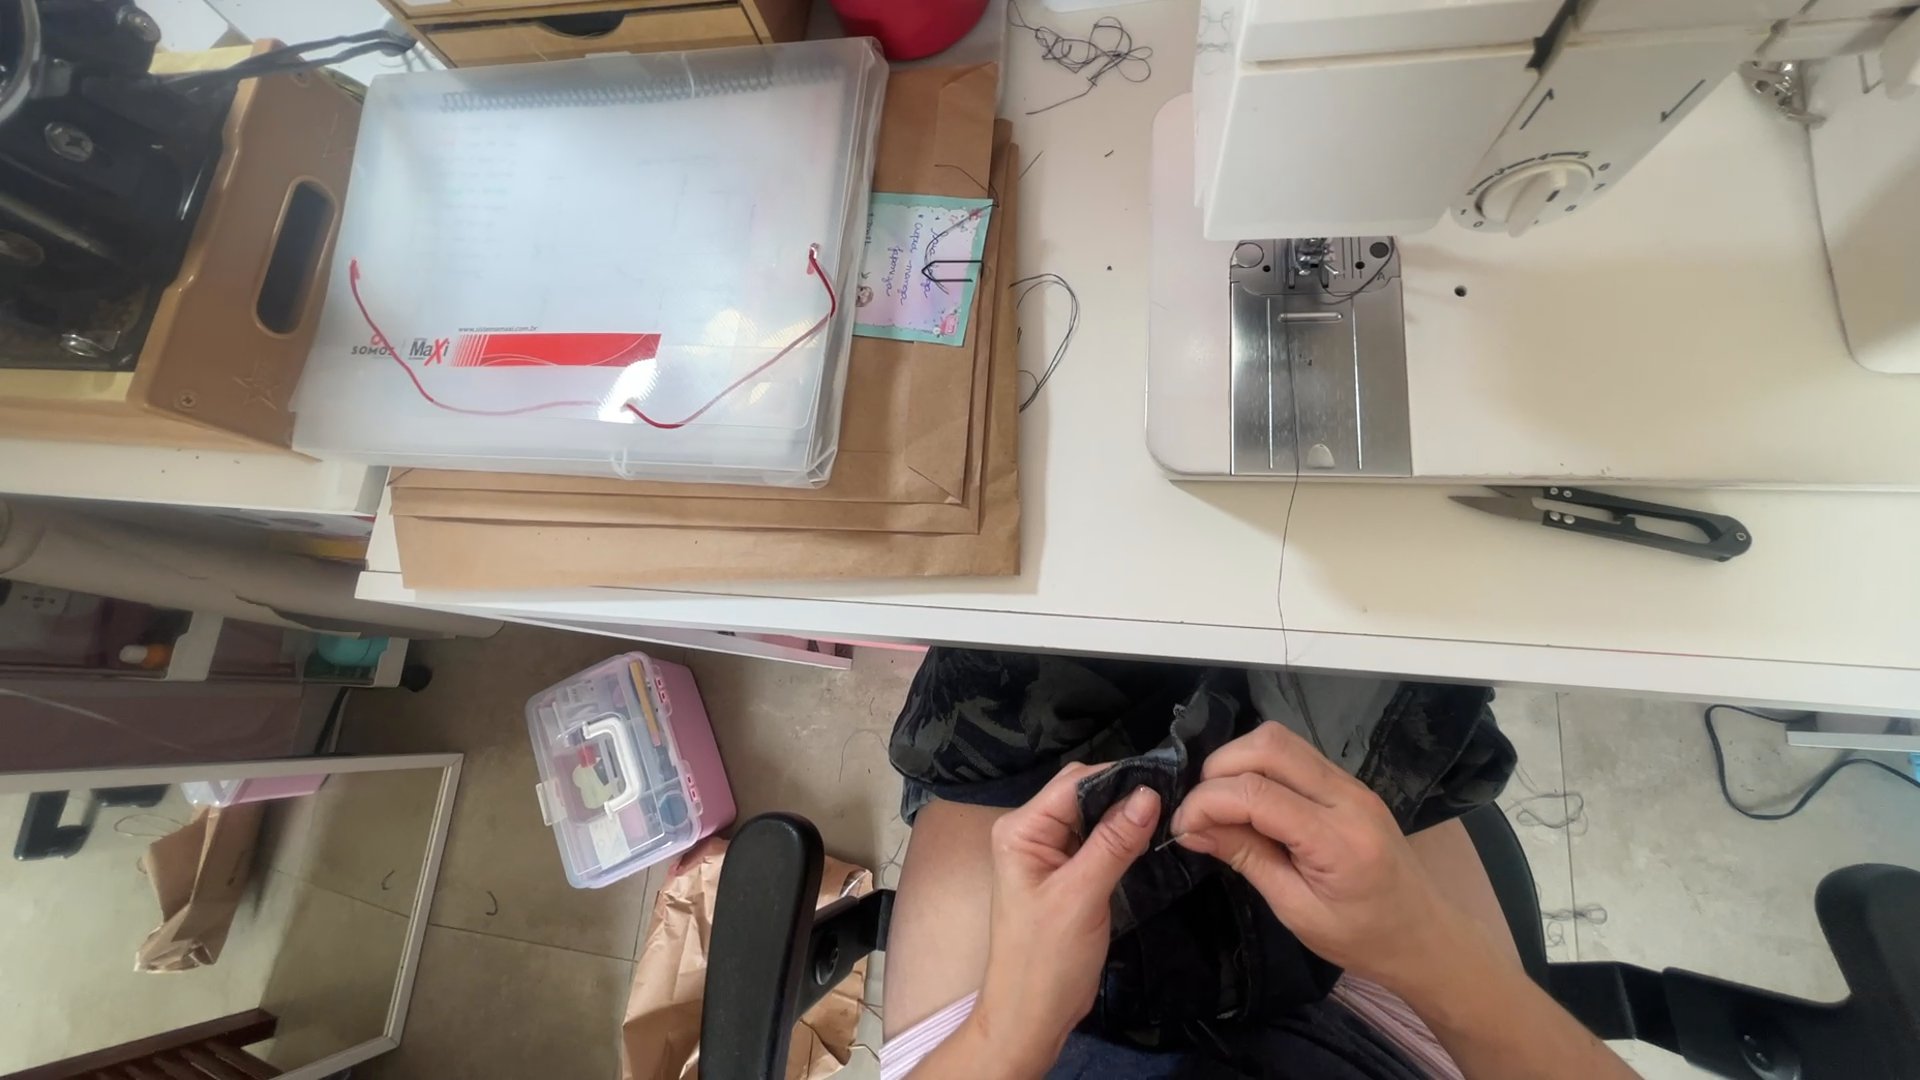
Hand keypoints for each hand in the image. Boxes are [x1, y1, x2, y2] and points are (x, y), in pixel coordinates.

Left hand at [972, 764, 1159, 1072]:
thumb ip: (1114, 842)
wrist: (1030, 1019)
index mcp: (1021, 828)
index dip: (1116, 778)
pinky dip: (1118, 838)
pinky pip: (1094, 840)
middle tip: (1171, 798)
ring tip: (1166, 813)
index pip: (1073, 783)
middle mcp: (1029, 830)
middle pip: (1081, 794)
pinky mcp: (1064, 872)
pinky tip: (1146, 839)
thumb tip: (1149, 794)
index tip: (1164, 779)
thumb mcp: (1082, 896)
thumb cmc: (1047, 959)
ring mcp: (1046, 852)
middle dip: (1122, 794)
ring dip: (1123, 816)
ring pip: (1091, 816)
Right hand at [1169, 721, 1459, 989]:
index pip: (1257, 794)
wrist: (1431, 940)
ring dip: (1237, 759)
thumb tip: (1189, 827)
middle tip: (1201, 807)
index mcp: (1338, 841)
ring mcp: (1350, 783)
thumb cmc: (1365, 939)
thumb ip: (1244, 857)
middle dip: (1219, 768)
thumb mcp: (1296, 911)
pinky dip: (1257, 763)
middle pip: (1268, 746)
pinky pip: (1292, 751)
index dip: (1207, 801)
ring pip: (1278, 738)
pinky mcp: (1346, 781)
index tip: (1182, 825)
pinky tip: (1247, 796)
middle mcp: (1347, 797)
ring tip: (1220, 799)